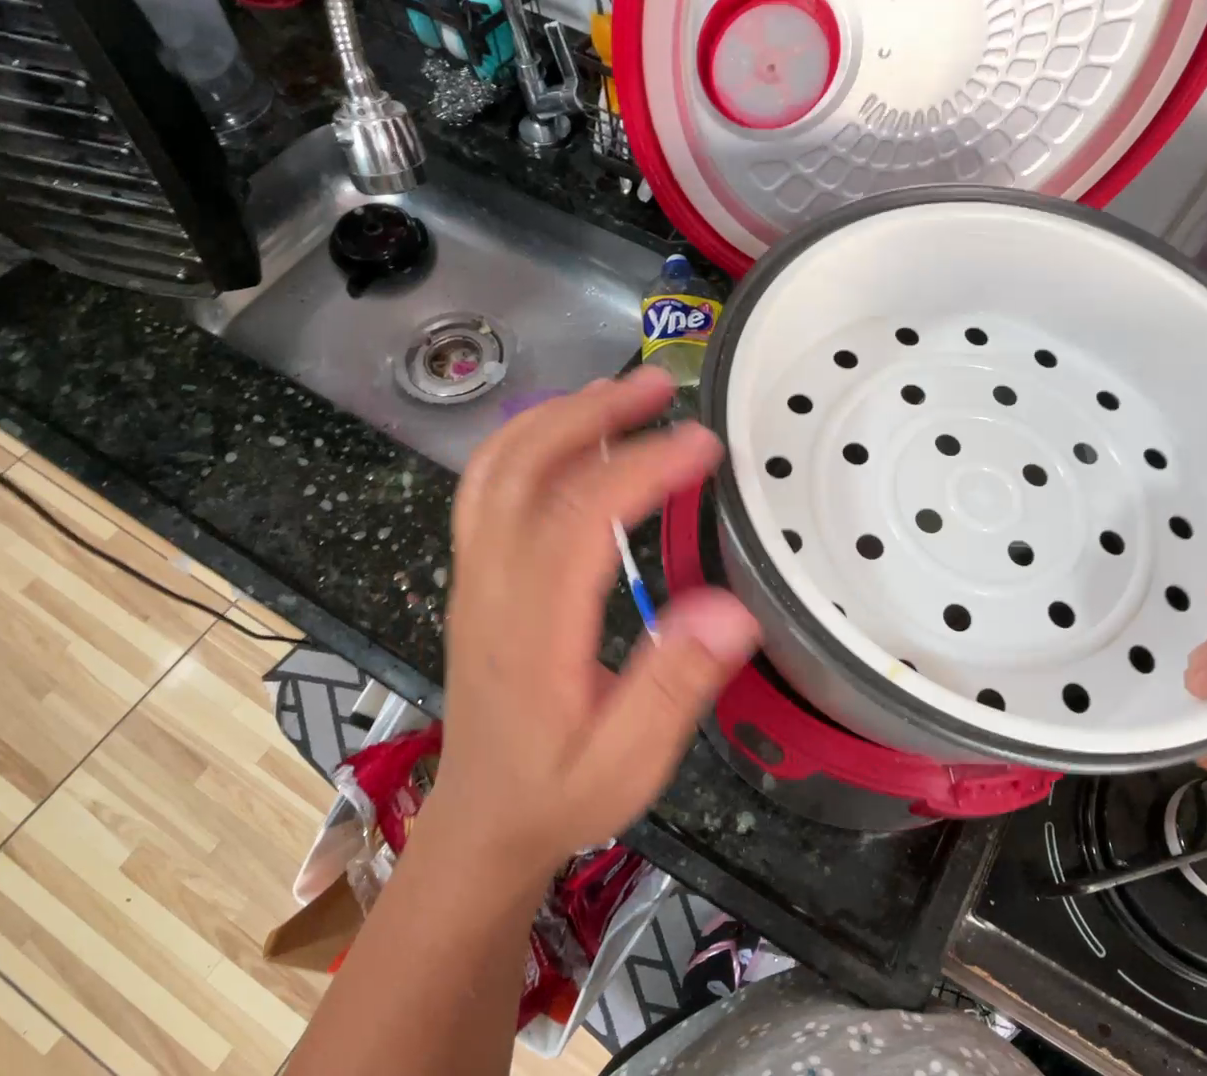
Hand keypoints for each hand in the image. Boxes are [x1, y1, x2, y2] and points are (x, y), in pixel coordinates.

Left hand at [432, 368, 759, 869]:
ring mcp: (475, 578)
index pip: (581, 516)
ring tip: (618, 394)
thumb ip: (674, 687)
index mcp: (533, 627)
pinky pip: (487, 491)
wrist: (482, 822)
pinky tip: (568, 439)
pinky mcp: (475, 582)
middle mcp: (492, 586)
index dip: (643, 466)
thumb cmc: (558, 794)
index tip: (704, 443)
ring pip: (495, 470)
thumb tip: (731, 610)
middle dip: (591, 413)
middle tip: (658, 385)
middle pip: (524, 467)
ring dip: (555, 417)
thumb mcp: (626, 762)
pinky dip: (526, 444)